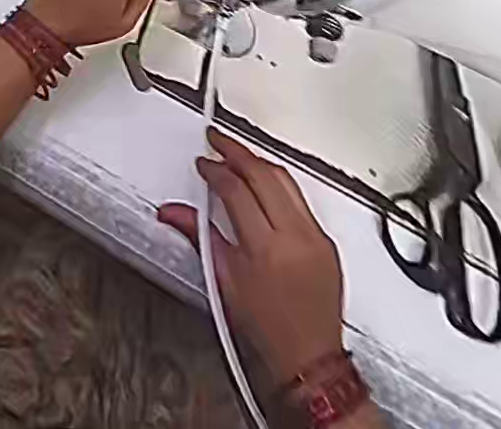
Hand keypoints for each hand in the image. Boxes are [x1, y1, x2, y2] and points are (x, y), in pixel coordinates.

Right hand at [159, 129, 344, 383]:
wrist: (309, 359)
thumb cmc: (267, 329)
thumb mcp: (224, 280)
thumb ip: (199, 235)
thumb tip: (173, 212)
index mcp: (265, 249)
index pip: (236, 190)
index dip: (216, 170)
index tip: (204, 163)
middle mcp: (295, 238)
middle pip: (263, 174)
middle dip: (237, 151)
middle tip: (218, 141)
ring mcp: (315, 238)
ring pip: (285, 180)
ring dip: (259, 162)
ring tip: (238, 154)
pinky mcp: (327, 241)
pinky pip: (300, 197)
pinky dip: (278, 182)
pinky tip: (264, 181)